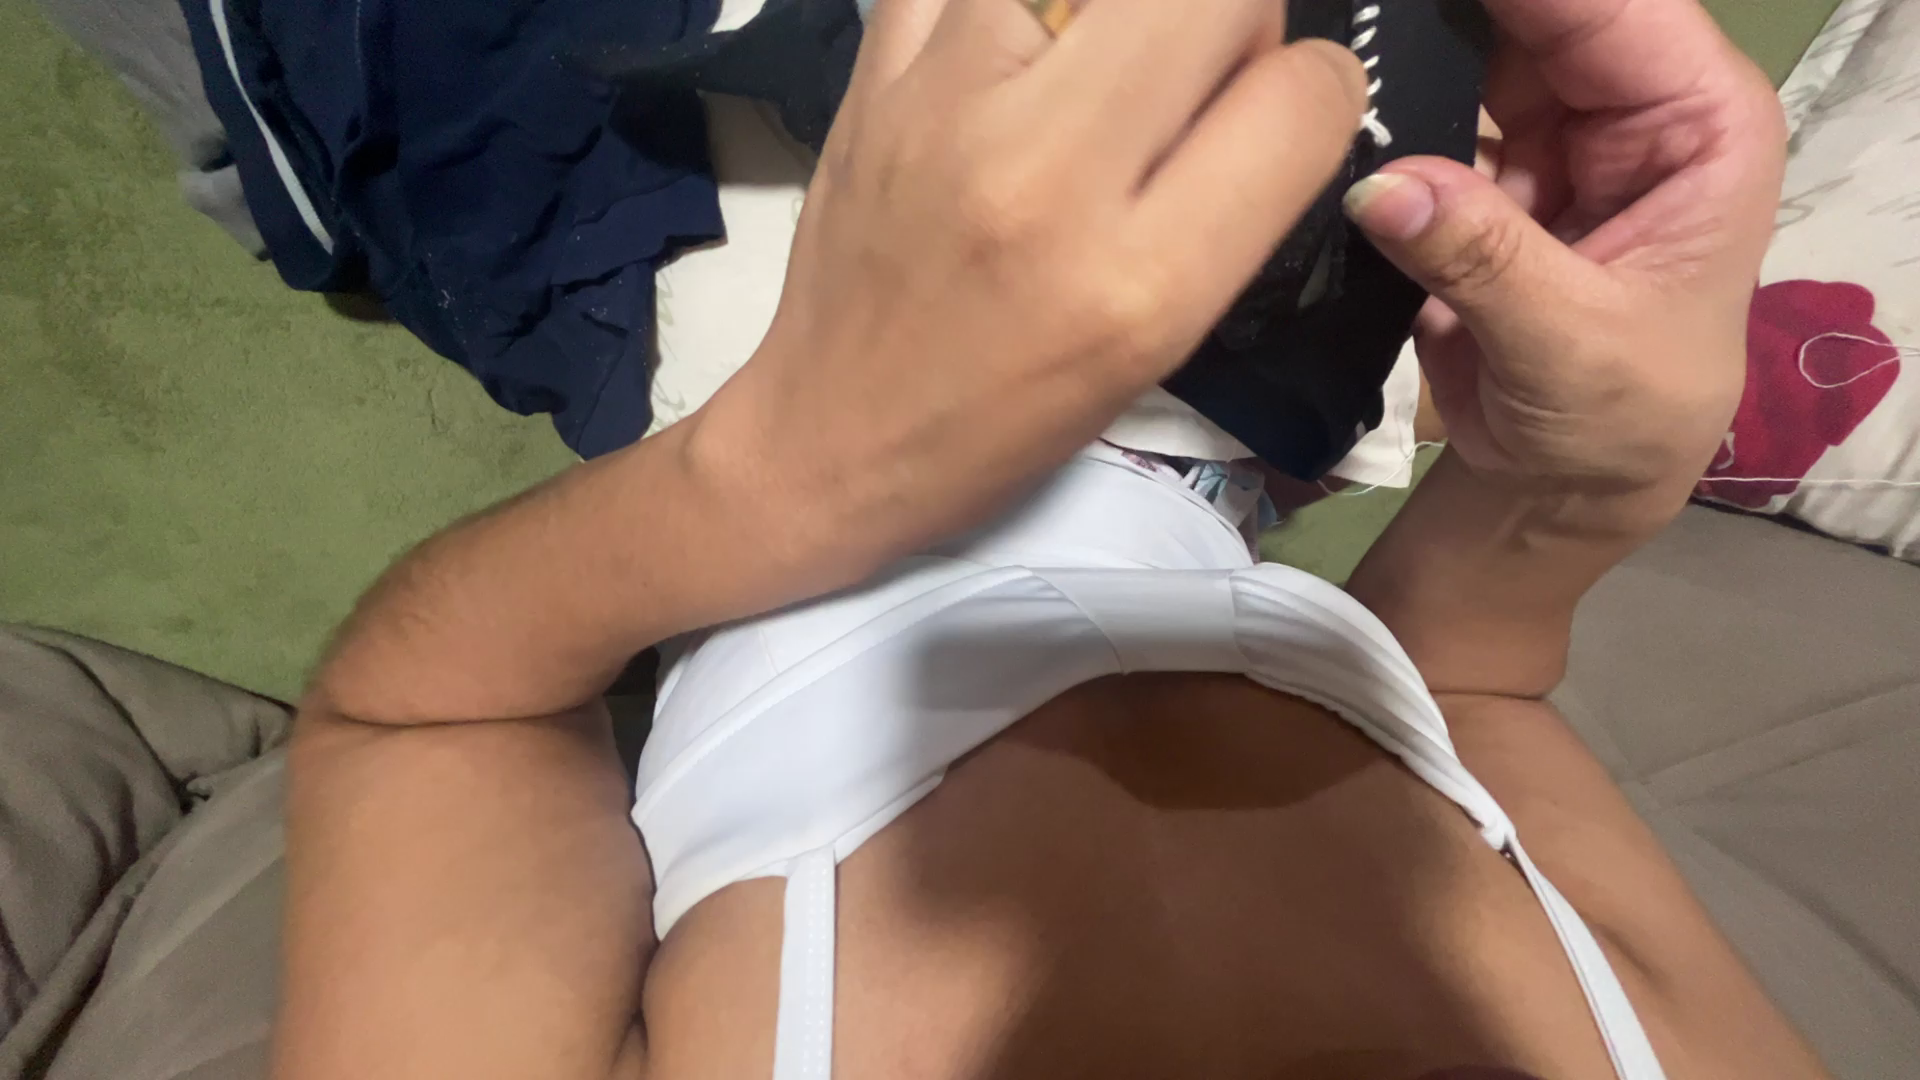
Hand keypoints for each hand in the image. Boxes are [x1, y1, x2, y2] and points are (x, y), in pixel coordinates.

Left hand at [681, 0, 1365, 588]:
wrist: (830, 440)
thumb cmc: (991, 433)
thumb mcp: (1138, 363)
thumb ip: (1225, 220)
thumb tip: (1266, 91)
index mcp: (1137, 284)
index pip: (1309, 96)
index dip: (1308, 105)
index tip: (1257, 142)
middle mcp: (1048, 176)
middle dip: (1235, 28)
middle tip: (1173, 103)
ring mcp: (947, 107)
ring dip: (1127, 10)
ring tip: (1082, 80)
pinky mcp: (873, 76)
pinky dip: (1012, 7)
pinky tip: (1001, 66)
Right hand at [1342, 0, 1785, 522]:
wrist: (1559, 478)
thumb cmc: (1616, 408)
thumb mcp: (1569, 336)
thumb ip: (1480, 258)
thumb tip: (1377, 187)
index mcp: (1685, 128)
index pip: (1608, 16)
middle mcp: (1605, 131)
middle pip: (1523, 42)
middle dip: (1448, 30)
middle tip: (1355, 21)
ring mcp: (1524, 175)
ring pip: (1457, 101)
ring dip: (1400, 93)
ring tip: (1328, 78)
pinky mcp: (1460, 221)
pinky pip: (1411, 173)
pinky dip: (1372, 163)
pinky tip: (1324, 144)